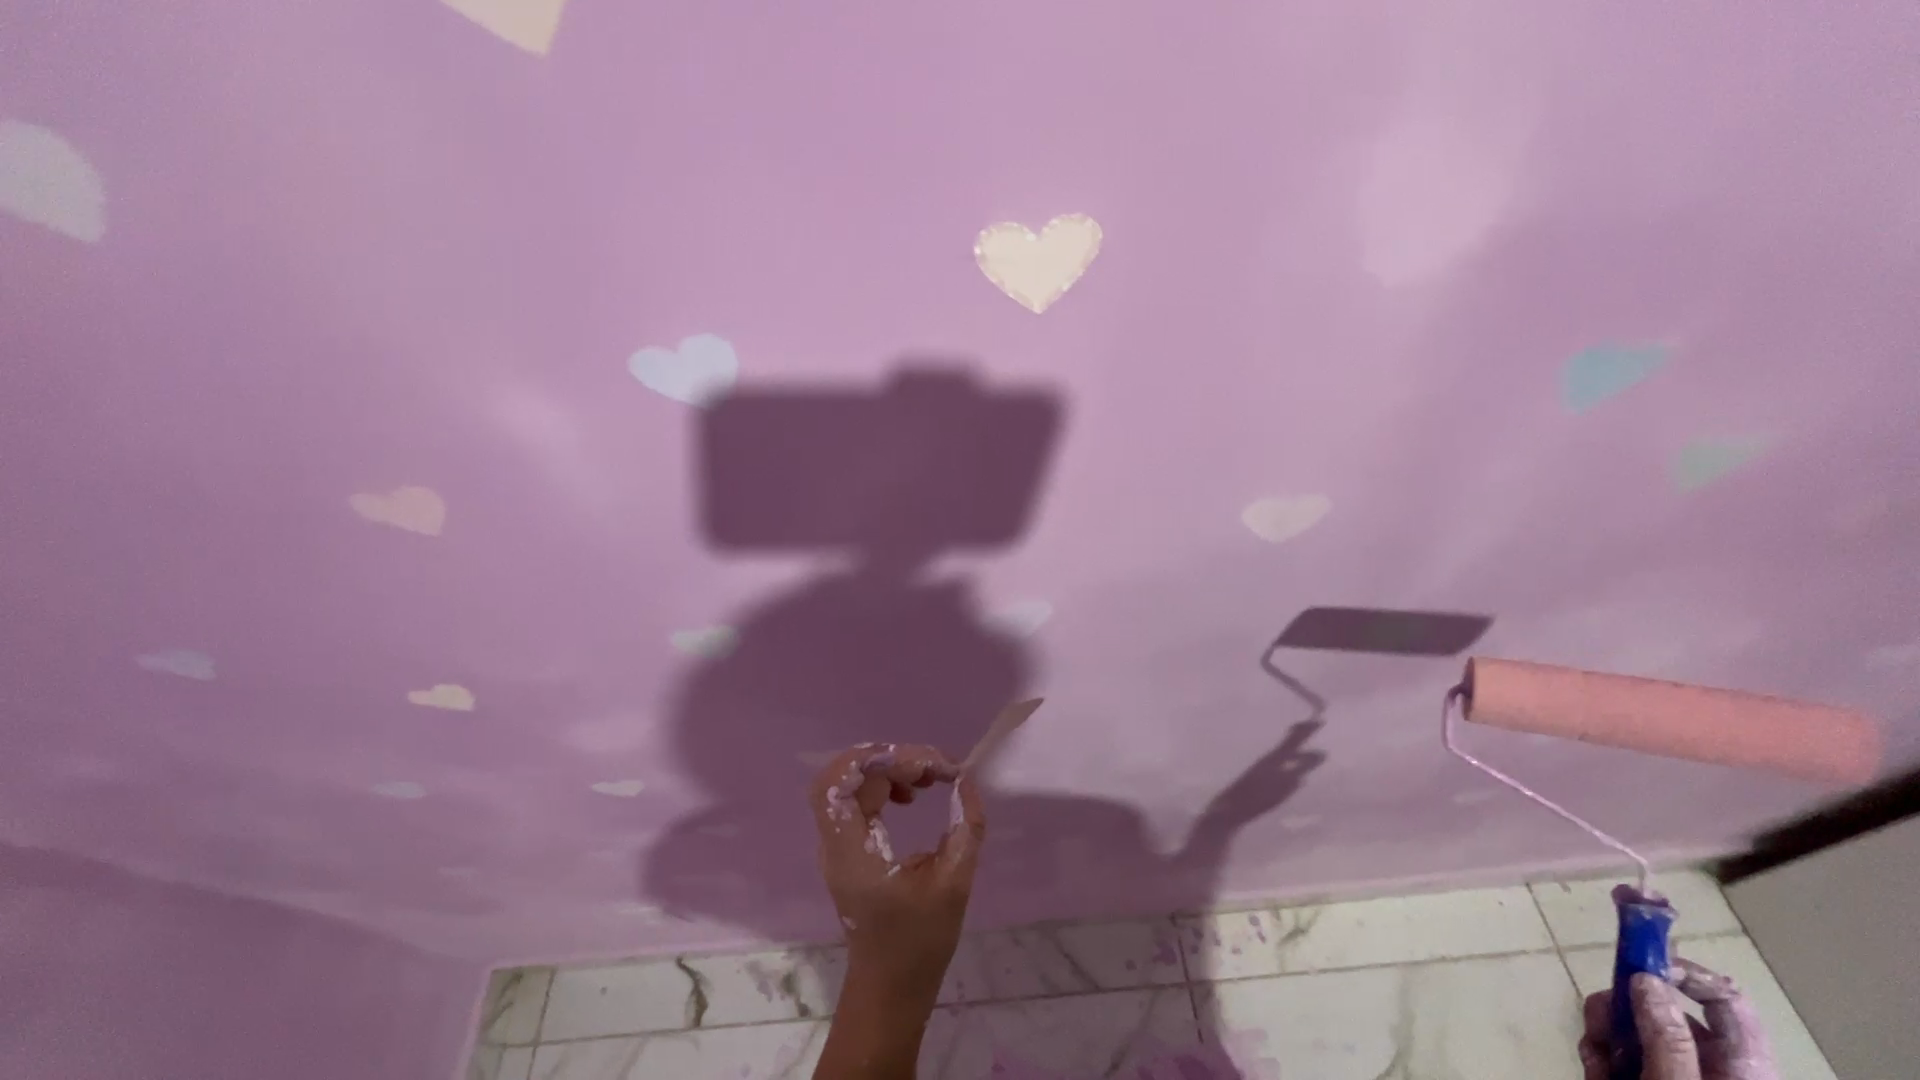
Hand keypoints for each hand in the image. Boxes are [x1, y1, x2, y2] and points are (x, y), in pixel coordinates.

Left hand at [808, 743, 983, 1003]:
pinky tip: (912, 796)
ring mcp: (838, 846)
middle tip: (932, 769)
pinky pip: (857, 801)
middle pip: (846, 778)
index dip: (872, 759)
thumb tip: (965, 781)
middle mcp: (835, 843)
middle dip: (889, 760)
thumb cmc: (919, 943)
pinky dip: (883, 787)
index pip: (836, 784)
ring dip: (887, 770)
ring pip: (851, 785)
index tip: (920, 764)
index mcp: (851, 852)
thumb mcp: (954, 884)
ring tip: (928, 778)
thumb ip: (965, 828)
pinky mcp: (848, 849)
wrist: (890, 988)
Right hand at [1579, 959, 1778, 1079]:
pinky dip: (1604, 1056)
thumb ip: (1668, 1039)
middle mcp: (1715, 1061)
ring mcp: (1683, 1071)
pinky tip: (1598, 1074)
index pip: (1726, 996)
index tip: (1639, 966)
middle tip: (1598, 1022)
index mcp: (1743, 1063)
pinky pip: (1626, 1051)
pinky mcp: (1656, 1077)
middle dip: (1621, 1007)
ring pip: (1638, 1027)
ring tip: (1595, 1059)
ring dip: (1606, 1034)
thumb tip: (1646, 977)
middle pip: (1668, 1008)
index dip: (1686, 972)